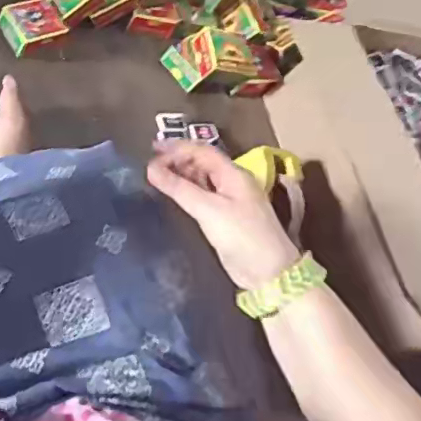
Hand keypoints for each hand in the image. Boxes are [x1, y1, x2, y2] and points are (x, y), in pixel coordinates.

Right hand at [146, 141, 302, 292]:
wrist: (269, 272)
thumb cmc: (241, 235)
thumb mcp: (208, 209)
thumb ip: (178, 188)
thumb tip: (151, 168)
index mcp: (233, 174)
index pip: (202, 151)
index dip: (176, 147)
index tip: (151, 150)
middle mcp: (232, 182)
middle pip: (202, 162)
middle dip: (177, 159)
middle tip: (151, 164)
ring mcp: (230, 200)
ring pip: (202, 178)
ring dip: (180, 174)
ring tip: (157, 176)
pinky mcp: (225, 217)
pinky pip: (202, 195)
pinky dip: (186, 190)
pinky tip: (173, 194)